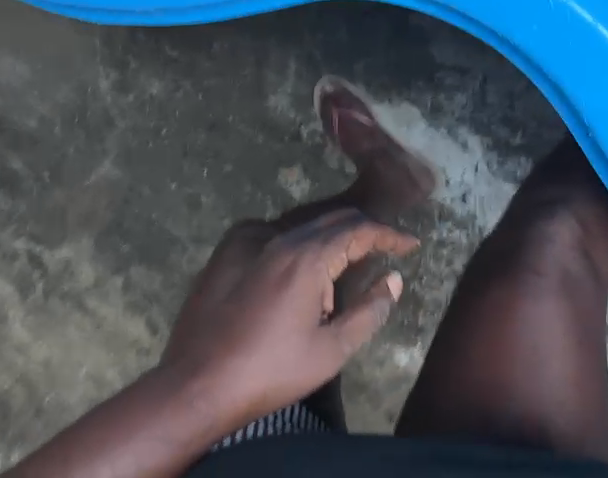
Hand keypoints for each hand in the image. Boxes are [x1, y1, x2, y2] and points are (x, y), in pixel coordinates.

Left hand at [158, 208, 418, 427]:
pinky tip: (293, 282)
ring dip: (328, 244)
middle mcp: (278, 237)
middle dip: (362, 233)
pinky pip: (272, 236)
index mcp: (307, 257)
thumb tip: (393, 280)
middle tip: (383, 253)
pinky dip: (295, 247)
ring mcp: (248, 241)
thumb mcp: (330, 351)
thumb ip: (369, 310)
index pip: (359, 230)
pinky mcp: (226, 252)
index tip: (410, 245)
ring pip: (302, 227)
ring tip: (335, 285)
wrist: (197, 385)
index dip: (389, 235)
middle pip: (332, 220)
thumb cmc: (270, 371)